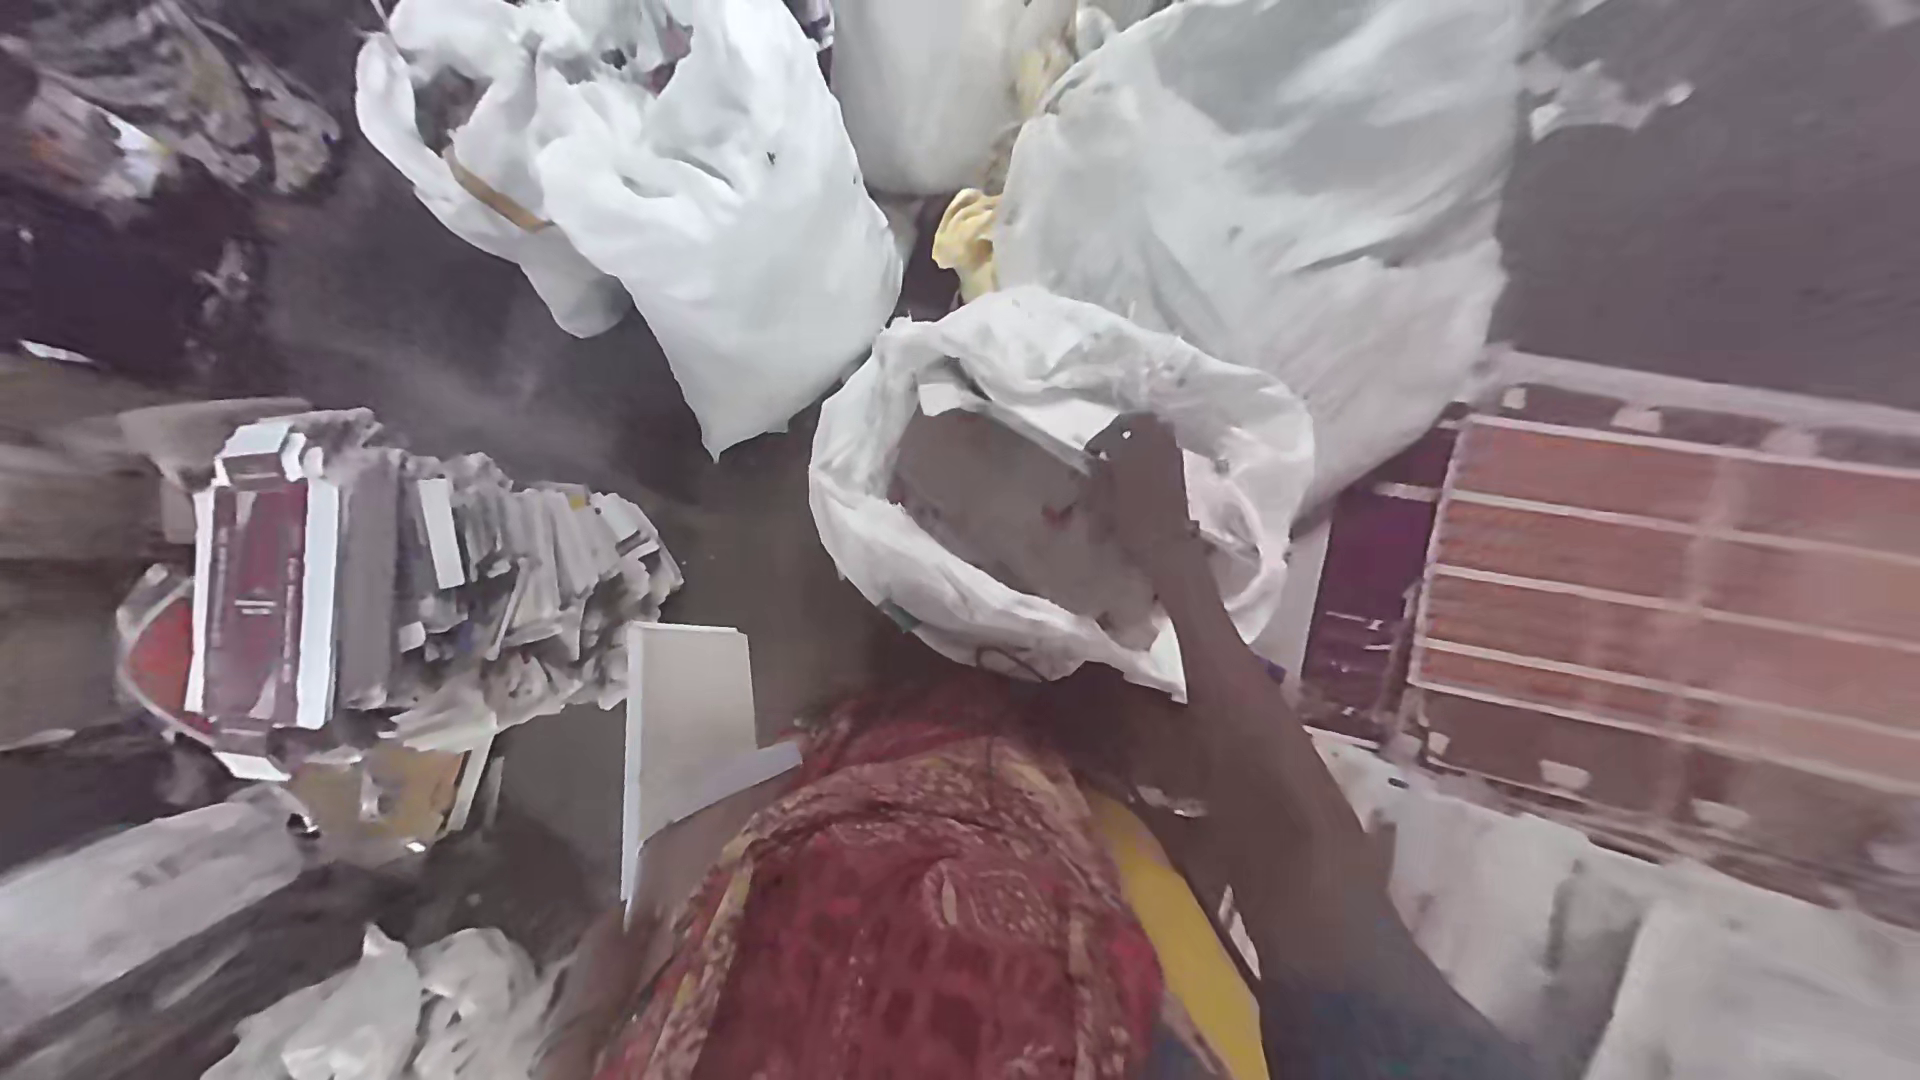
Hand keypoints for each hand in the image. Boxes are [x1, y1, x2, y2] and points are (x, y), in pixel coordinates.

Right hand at [1086, 413, 1202, 585]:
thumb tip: (1089, 464)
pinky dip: (1154, 444)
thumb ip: (1093, 480)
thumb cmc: (1130, 527)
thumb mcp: (1102, 505)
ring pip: (1158, 428)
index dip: (1096, 443)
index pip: (1110, 436)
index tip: (1089, 455)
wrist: (1168, 545)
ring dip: (1141, 431)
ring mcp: (1170, 456)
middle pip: (1141, 420)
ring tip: (1128, 446)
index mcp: (1129, 454)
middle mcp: (1153, 448)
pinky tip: (1143, 461)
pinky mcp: (1180, 467)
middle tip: (1111, 438)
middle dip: (1123, 425)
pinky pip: (1167, 443)